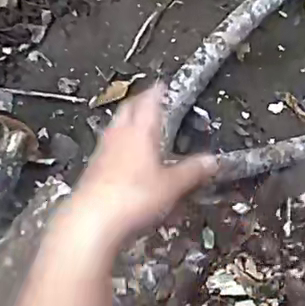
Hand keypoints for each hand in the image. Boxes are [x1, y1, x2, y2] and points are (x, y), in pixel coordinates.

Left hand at [64, 86, 215, 245]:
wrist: (92, 221)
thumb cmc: (133, 197)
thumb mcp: (172, 185)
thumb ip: (193, 171)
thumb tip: (212, 161)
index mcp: (140, 131)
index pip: (149, 102)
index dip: (157, 91)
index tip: (162, 85)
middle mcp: (118, 136)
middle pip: (128, 110)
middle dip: (139, 102)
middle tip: (149, 99)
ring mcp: (102, 152)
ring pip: (115, 128)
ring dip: (126, 123)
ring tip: (136, 125)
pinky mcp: (93, 170)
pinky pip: (108, 149)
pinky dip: (118, 146)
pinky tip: (124, 158)